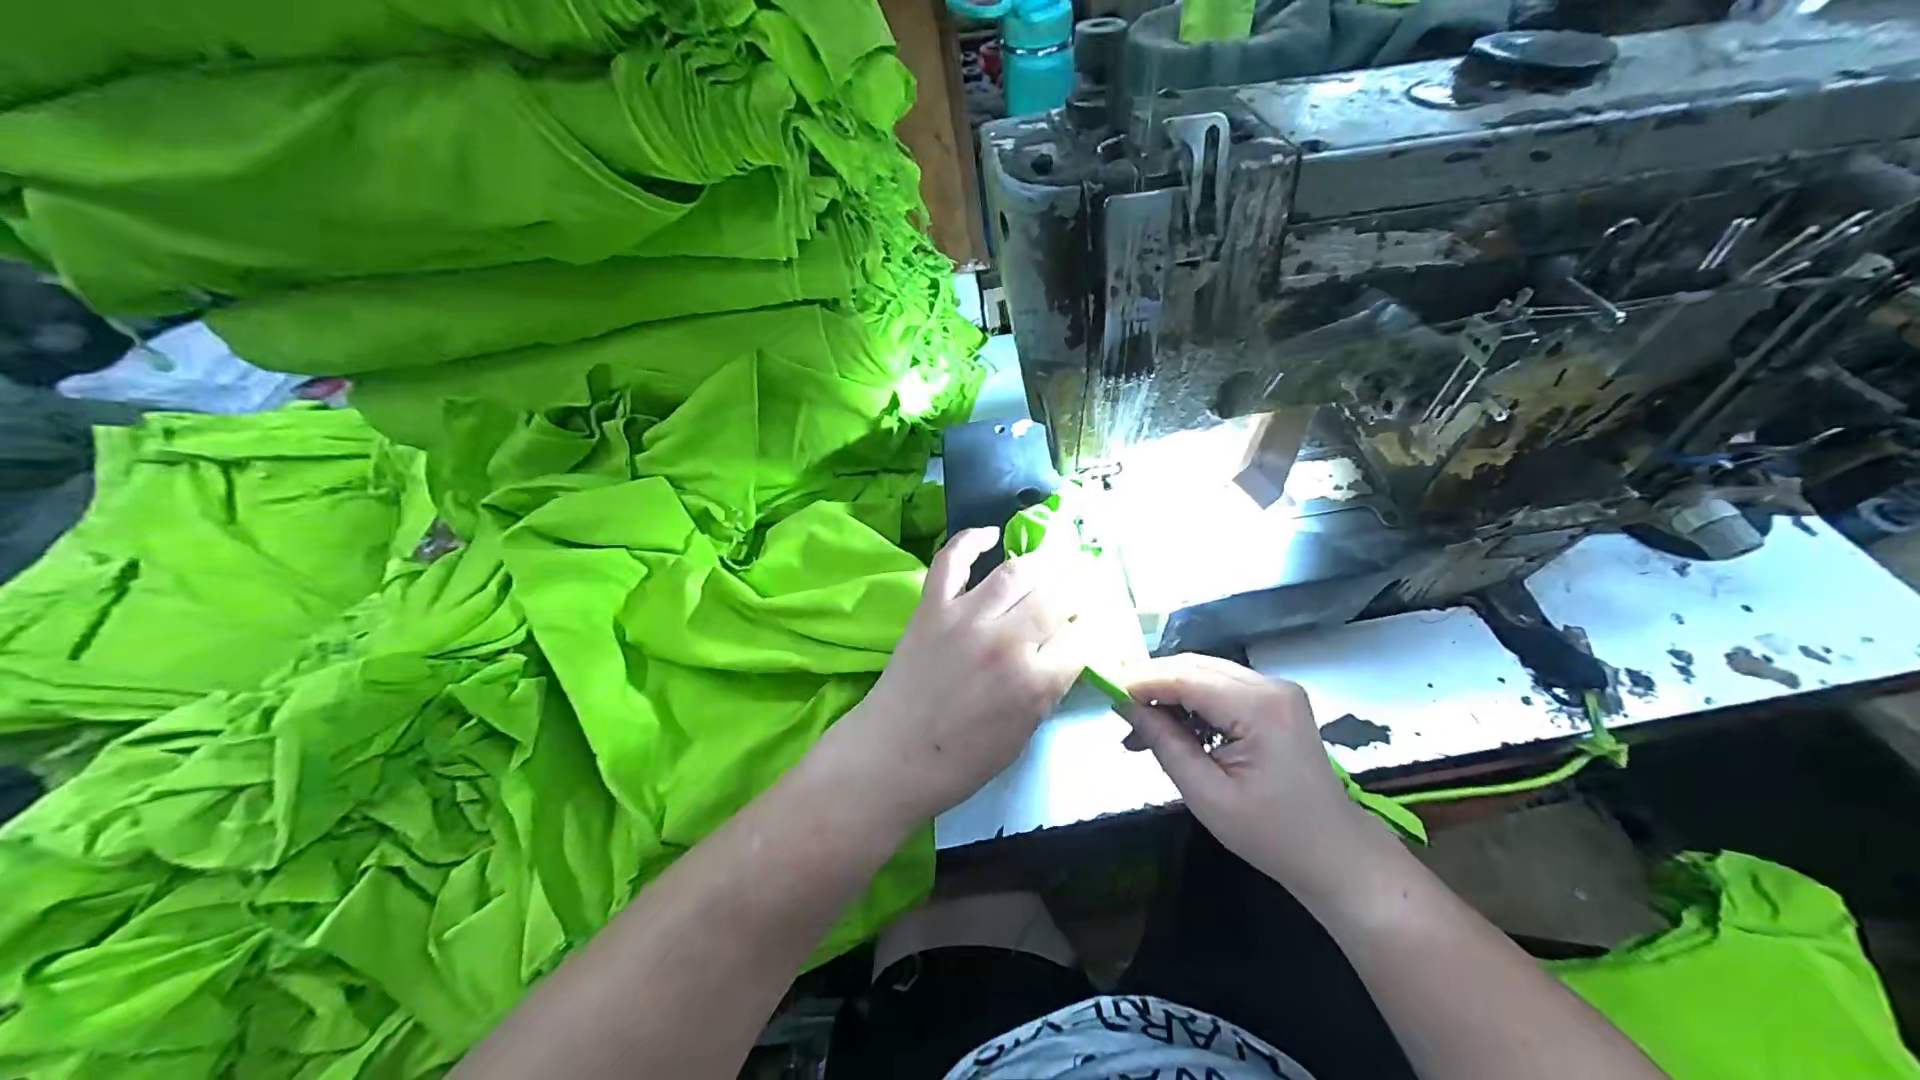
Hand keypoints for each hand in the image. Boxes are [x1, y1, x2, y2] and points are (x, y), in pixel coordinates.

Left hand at [810, 527, 1090, 832]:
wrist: (893, 755)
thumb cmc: (963, 759)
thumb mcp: (1024, 731)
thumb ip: (1050, 686)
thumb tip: (1068, 648)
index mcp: (1035, 682)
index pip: (1082, 635)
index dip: (1090, 626)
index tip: (1088, 623)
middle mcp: (1006, 641)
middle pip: (1056, 596)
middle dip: (1074, 590)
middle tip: (1074, 589)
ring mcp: (965, 618)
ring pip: (1016, 572)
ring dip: (1040, 563)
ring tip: (1049, 562)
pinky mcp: (931, 606)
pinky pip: (952, 560)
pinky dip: (970, 540)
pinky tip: (991, 533)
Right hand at [1121, 654, 1386, 893]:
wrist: (1335, 854)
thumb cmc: (1272, 834)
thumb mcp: (1207, 795)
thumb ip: (1165, 743)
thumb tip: (1125, 707)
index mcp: (1260, 708)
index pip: (1186, 677)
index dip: (1142, 681)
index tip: (1106, 693)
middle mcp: (1271, 686)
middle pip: (1194, 667)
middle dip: (1151, 686)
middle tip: (1117, 712)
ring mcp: (1276, 691)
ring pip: (1205, 675)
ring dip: (1169, 695)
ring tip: (1139, 730)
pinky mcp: (1275, 701)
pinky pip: (1221, 688)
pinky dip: (1191, 703)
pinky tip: (1171, 730)